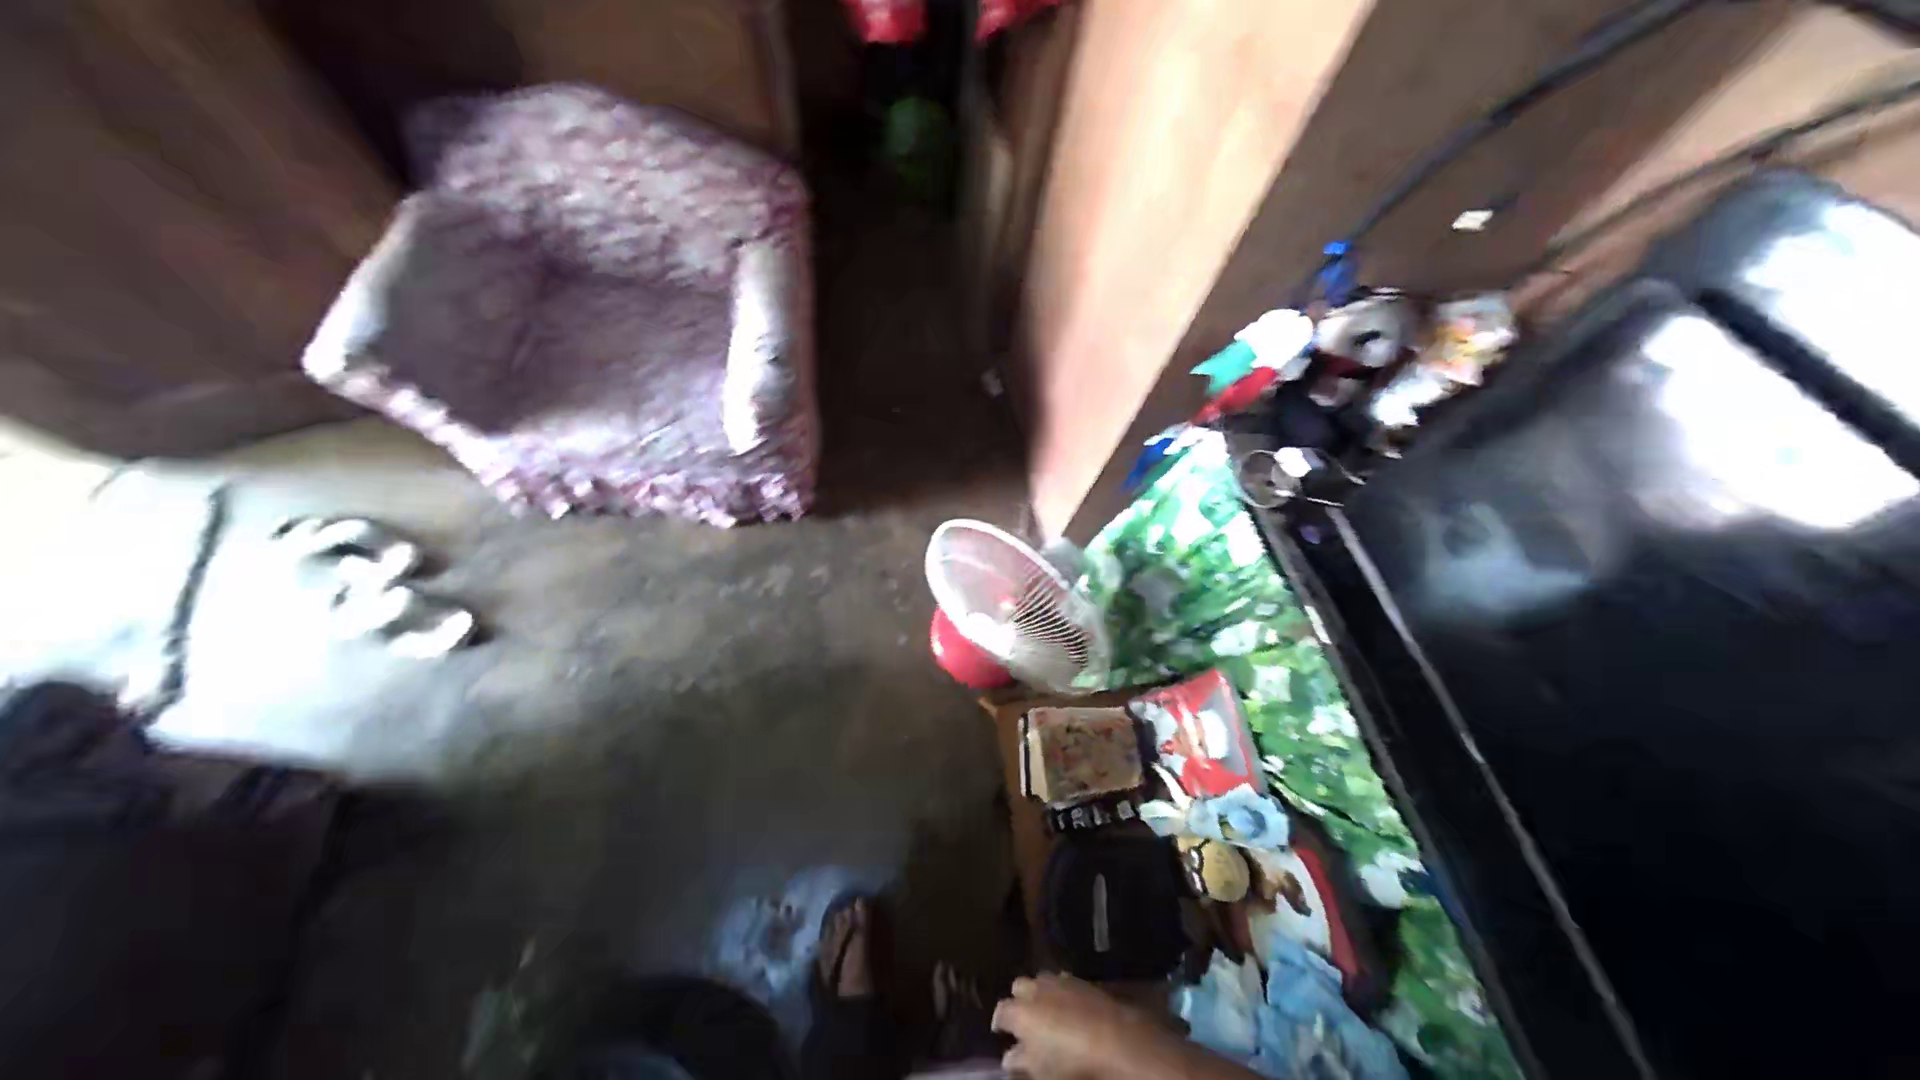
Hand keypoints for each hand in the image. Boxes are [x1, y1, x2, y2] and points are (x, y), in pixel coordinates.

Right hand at [990, 974, 1180, 1079]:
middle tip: (1025, 1021)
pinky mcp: (1083, 981)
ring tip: (1047, 1014)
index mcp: (1020, 1011)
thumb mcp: (1040, 1072)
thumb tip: (1009, 1057)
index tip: (1001, 1032)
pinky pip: (1064, 982)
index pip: (1001, 1012)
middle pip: (1019, 987)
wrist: (1115, 1040)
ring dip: (1040, 994)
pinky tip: (1069, 1010)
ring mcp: (1060, 981)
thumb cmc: (1070, 1064)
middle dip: (1019, 1000)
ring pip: (1042, 981)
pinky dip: (1061, 994)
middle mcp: (1036, 989)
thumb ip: (1020, 1062)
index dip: (1000, 1023)